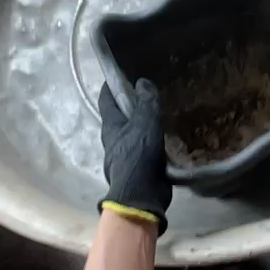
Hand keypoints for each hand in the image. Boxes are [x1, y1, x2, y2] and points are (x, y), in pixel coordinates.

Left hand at [99, 81, 170, 231]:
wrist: (140, 195)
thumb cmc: (139, 156)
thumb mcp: (146, 124)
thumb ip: (146, 103)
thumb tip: (143, 82)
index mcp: (110, 126)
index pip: (106, 99)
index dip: (111, 85)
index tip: (120, 73)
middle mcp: (113, 140)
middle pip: (119, 117)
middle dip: (129, 105)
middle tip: (147, 94)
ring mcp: (123, 155)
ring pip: (131, 134)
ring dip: (141, 125)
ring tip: (158, 115)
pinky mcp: (136, 168)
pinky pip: (142, 149)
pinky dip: (150, 141)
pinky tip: (163, 139)